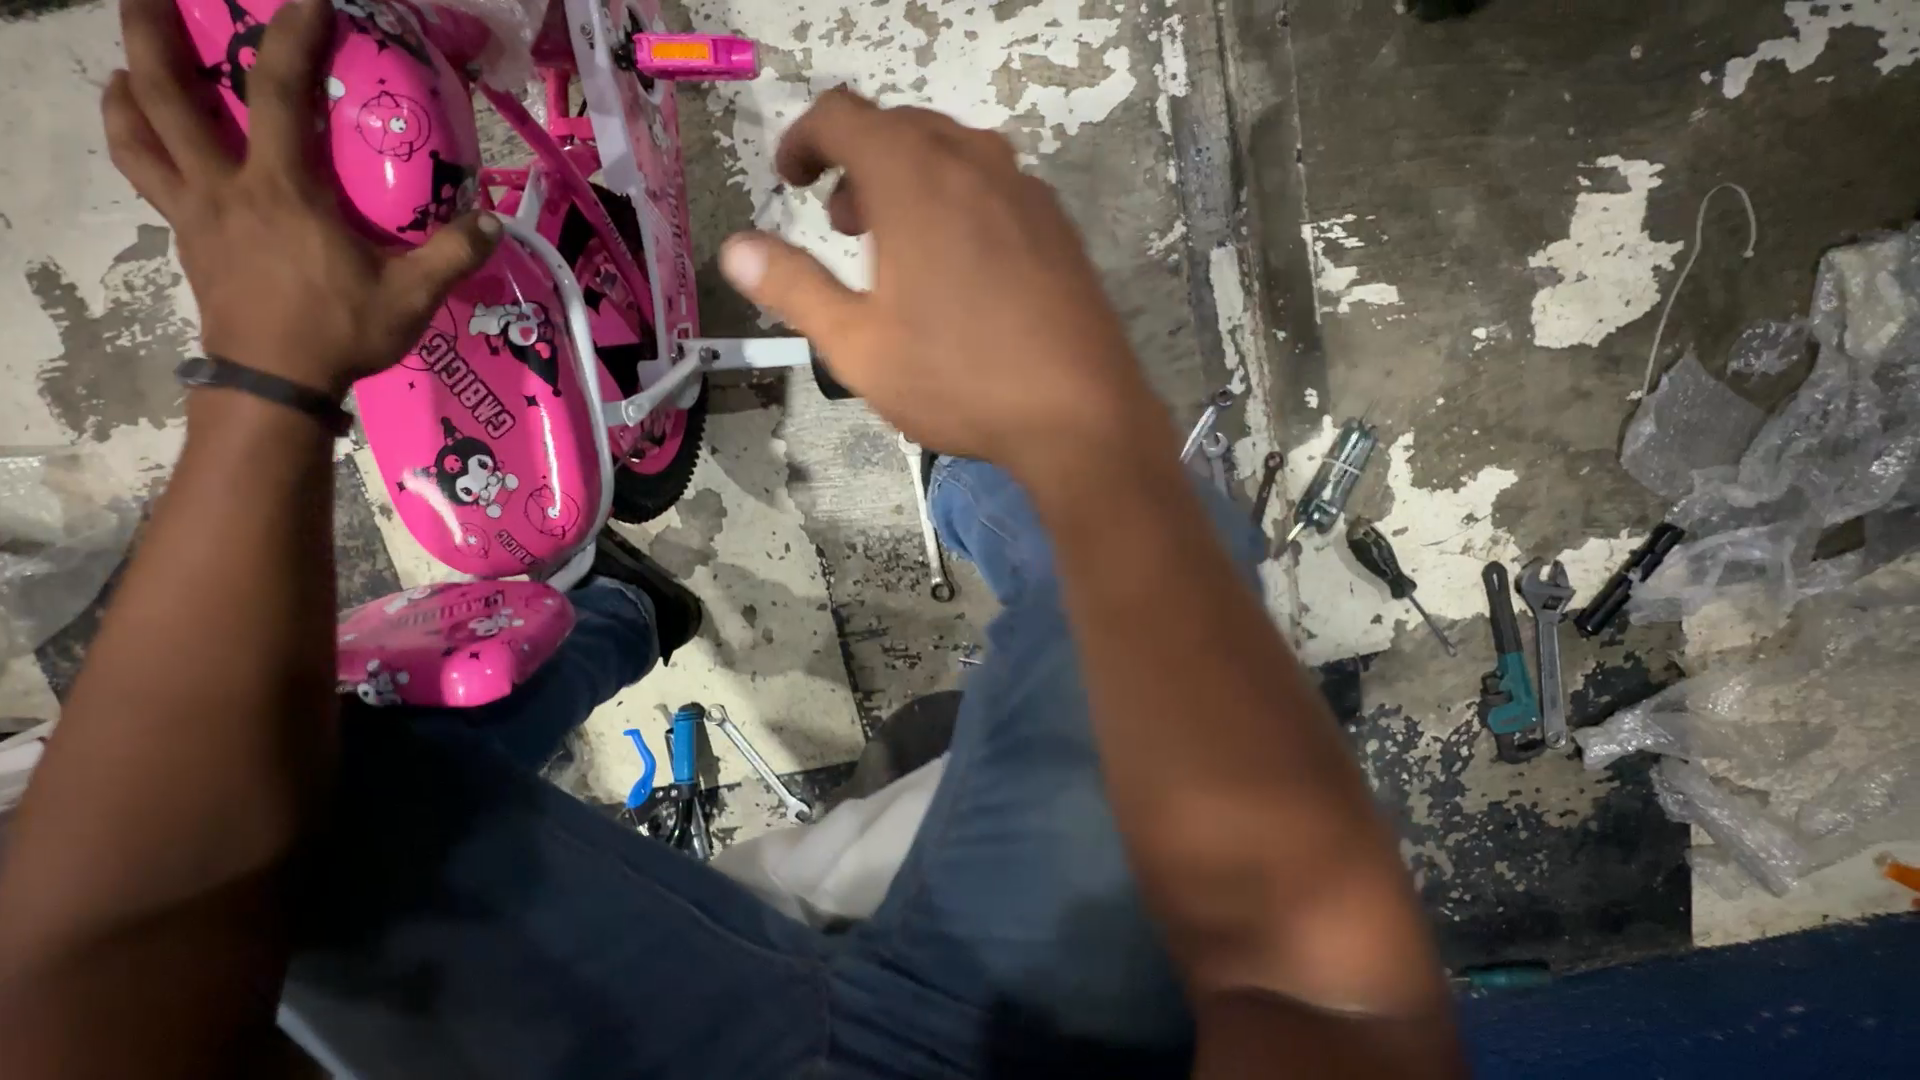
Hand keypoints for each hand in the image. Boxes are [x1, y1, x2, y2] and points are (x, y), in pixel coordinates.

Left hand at [105, 0, 497, 397]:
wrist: (276, 381)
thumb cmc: (342, 332)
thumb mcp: (412, 297)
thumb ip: (452, 255)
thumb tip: (494, 224)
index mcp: (284, 192)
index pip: (276, 95)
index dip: (291, 39)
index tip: (305, 1)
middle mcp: (225, 187)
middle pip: (168, 94)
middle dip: (154, 33)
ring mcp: (195, 211)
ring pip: (137, 132)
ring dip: (127, 85)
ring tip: (133, 61)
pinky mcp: (187, 237)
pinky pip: (147, 174)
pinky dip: (136, 140)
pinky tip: (149, 134)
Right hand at [718, 90, 1169, 474]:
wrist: (1079, 415)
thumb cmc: (958, 380)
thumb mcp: (857, 345)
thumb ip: (794, 288)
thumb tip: (735, 249)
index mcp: (914, 178)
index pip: (843, 116)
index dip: (805, 138)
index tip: (791, 178)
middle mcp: (974, 163)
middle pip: (900, 128)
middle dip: (856, 164)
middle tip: (841, 225)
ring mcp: (1027, 192)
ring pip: (953, 155)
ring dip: (909, 182)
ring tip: (897, 248)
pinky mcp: (1060, 227)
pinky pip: (996, 188)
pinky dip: (959, 202)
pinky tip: (961, 270)